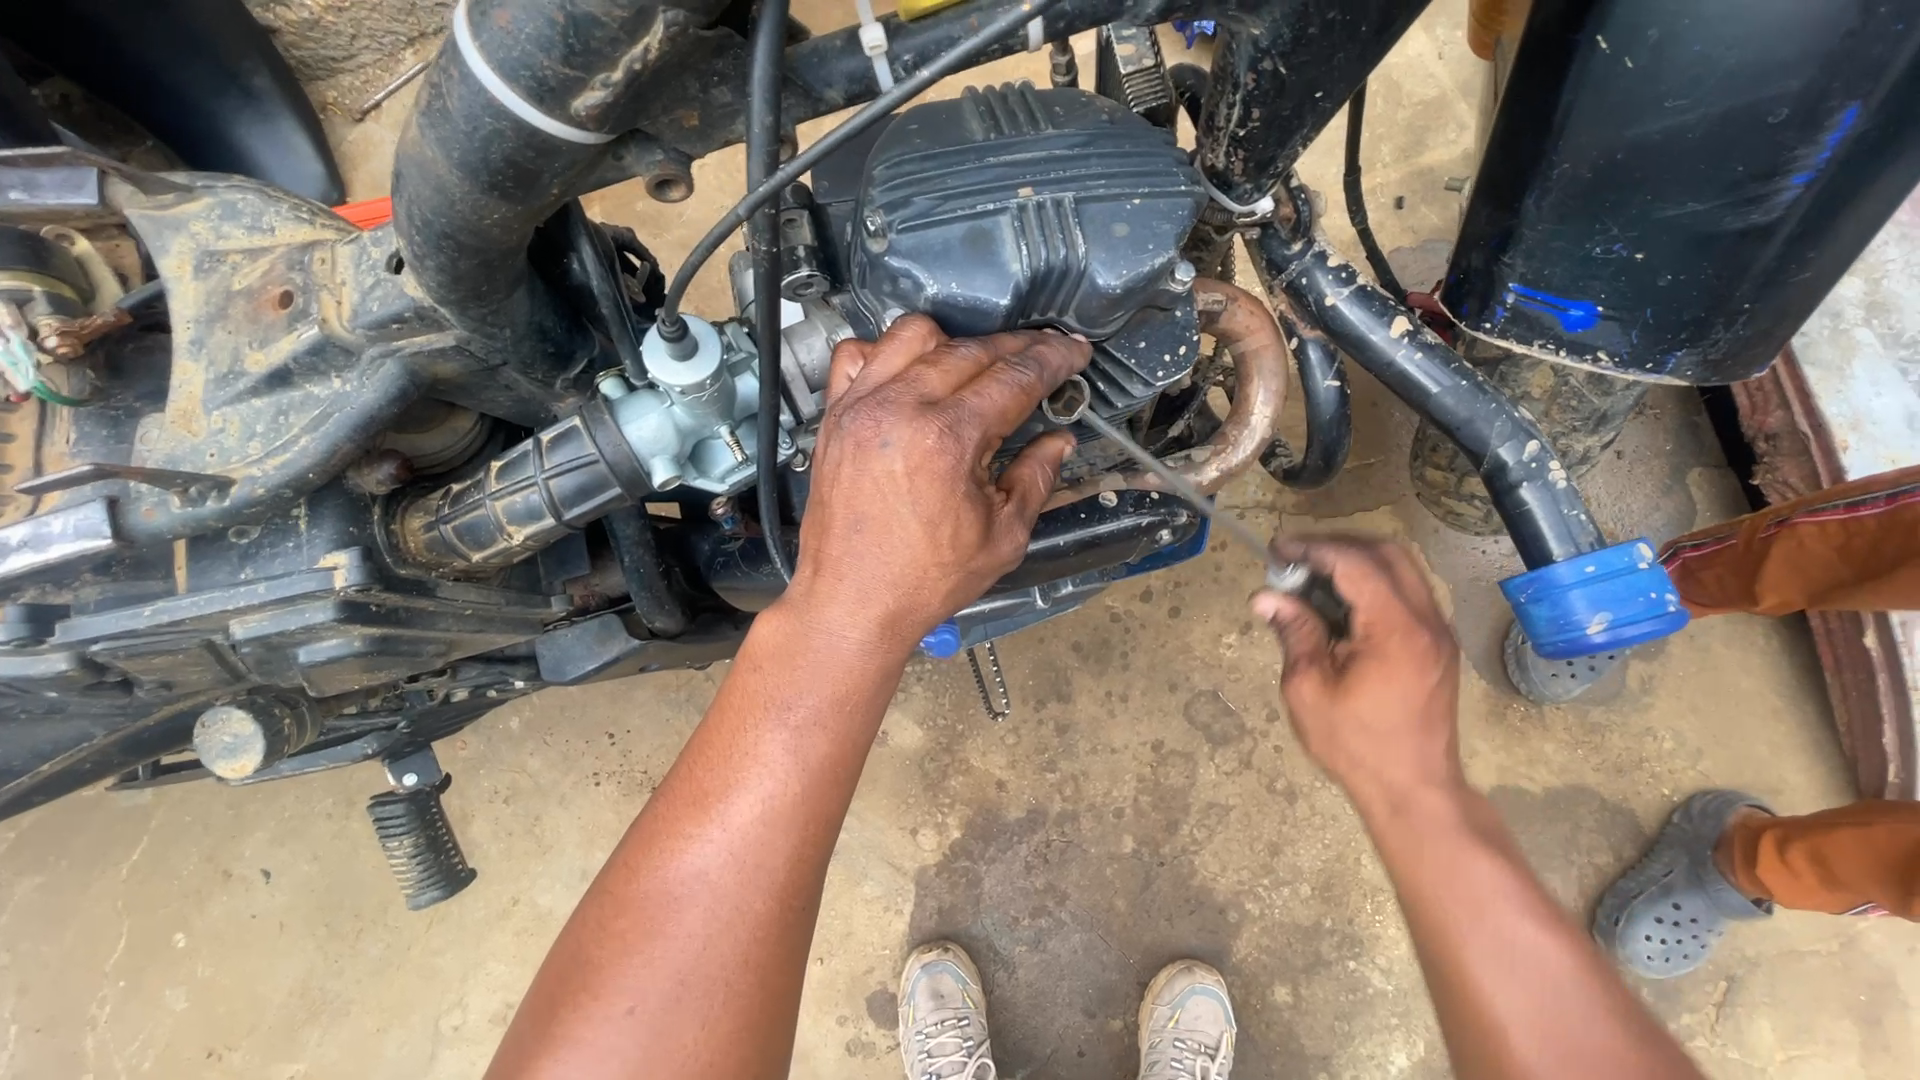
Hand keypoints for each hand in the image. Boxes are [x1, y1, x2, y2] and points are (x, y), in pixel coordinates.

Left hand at [782, 315, 1090, 649]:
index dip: (1053, 360)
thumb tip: (1058, 441)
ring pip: (913, 334)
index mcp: (947, 439)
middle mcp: (899, 409)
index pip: (1014, 377)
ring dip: (955, 341)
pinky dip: (888, 353)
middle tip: (1044, 355)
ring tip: (979, 364)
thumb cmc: (924, 581)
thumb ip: (1036, 479)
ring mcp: (860, 407)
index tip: (1074, 353)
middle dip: (1018, 347)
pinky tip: (911, 374)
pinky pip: (857, 355)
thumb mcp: (1003, 538)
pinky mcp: (835, 417)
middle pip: (971, 350)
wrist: (851, 603)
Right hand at [1251, 535, 1463, 808]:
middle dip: (1336, 545)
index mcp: (1396, 629)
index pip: (1355, 563)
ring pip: (1401, 569)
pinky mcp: (1437, 644)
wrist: (1414, 788)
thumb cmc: (1355, 744)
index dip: (1313, 548)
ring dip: (1355, 561)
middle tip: (1294, 558)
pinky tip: (1338, 602)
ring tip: (1311, 577)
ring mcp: (1438, 631)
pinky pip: (1407, 592)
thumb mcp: (1308, 689)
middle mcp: (1427, 620)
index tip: (1276, 550)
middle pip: (1386, 553)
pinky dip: (1372, 583)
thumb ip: (1294, 633)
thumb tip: (1266, 597)